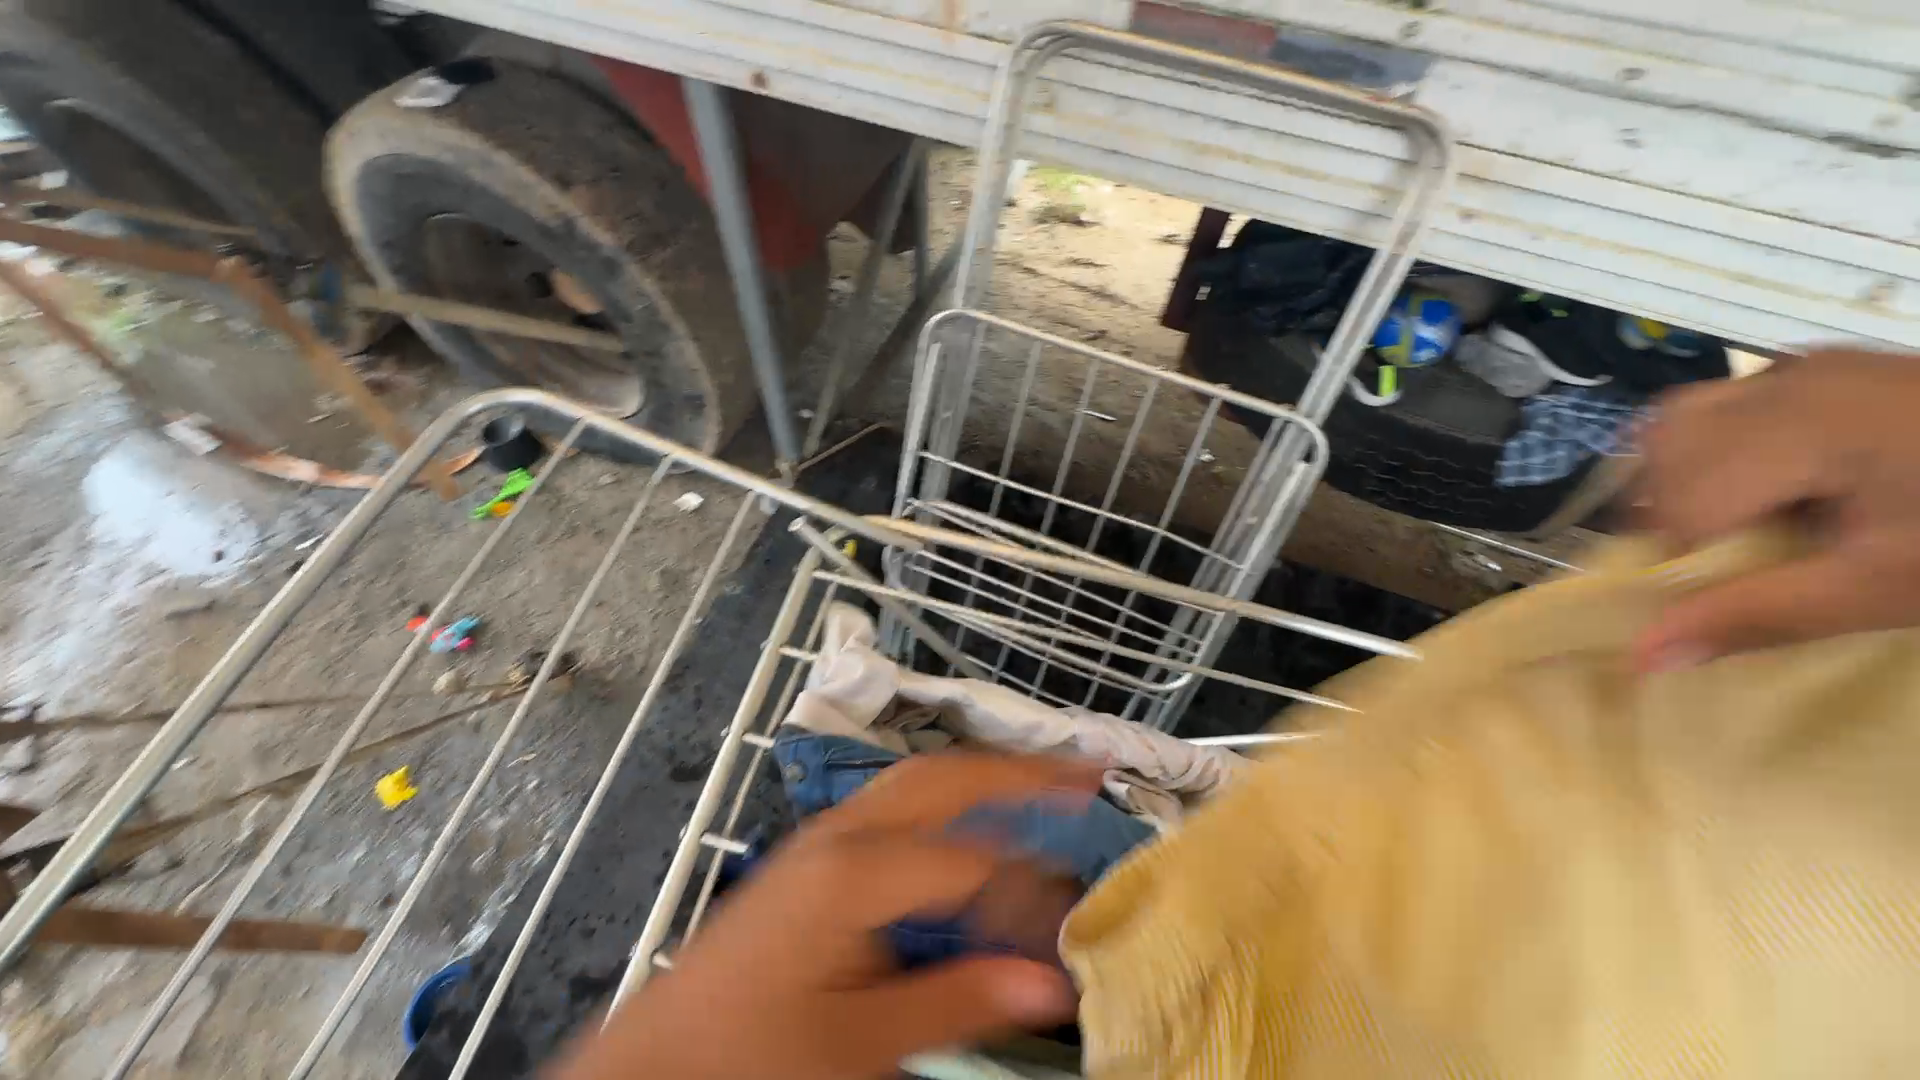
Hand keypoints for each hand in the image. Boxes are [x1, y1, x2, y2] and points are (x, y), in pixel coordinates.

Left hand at [551, 754, 1092, 1079]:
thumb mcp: (861, 1045)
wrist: (654, 1062)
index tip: (1078, 924)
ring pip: (920, 779)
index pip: (975, 863)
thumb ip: (958, 1002)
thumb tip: (1051, 982)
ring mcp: (825, 835)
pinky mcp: (815, 852)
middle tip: (1089, 774)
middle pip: (947, 777)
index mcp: (857, 872)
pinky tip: (973, 821)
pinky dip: (949, 799)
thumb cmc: (752, 1058)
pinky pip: (896, 803)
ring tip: (1046, 779)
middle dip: (1021, 771)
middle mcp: (843, 832)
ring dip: (985, 774)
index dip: (1034, 892)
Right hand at [1633, 348, 1919, 669]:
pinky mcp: (1822, 370)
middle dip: (1668, 508)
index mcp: (1811, 431)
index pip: (1680, 497)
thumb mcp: (1884, 590)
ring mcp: (1807, 369)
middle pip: (1663, 448)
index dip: (1683, 550)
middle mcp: (1792, 385)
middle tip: (1724, 555)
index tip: (1736, 582)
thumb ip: (1757, 615)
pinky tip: (1761, 482)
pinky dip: (1709, 446)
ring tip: (1726, 519)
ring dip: (1674, 474)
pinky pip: (1720, 402)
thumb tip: (1640, 657)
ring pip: (1677, 419)